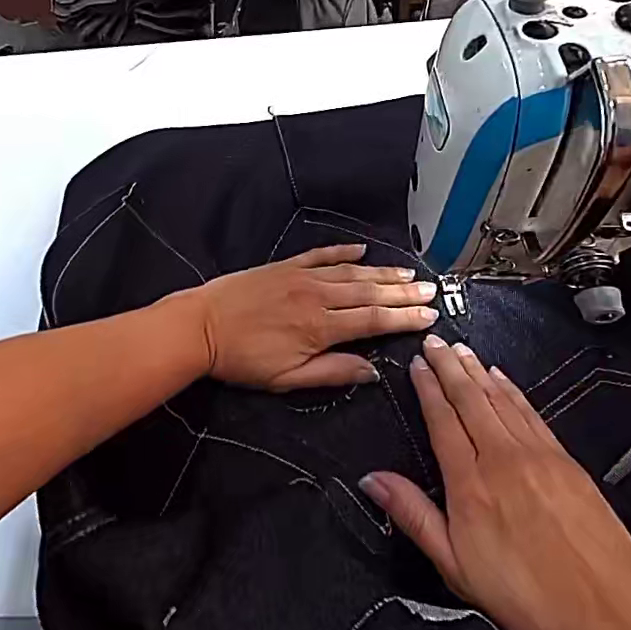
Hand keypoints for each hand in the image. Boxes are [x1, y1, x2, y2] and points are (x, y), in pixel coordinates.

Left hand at [181, 244, 436, 390]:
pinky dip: (344, 252)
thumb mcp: (286, 378)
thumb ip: (331, 373)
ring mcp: (303, 277)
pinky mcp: (287, 265)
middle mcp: (318, 296)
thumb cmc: (242, 360)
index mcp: (320, 327)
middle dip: (403, 293)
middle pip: (370, 294)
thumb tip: (371, 370)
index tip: (428, 315)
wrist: (200, 326)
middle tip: (430, 291)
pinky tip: (362, 251)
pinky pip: (323, 255)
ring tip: (408, 275)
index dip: (403, 319)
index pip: (373, 321)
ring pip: (353, 273)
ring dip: (383, 274)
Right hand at [359, 336, 630, 629]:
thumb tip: (374, 480)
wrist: (603, 612)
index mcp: (470, 483)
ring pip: (499, 397)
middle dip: (449, 365)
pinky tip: (502, 376)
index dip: (428, 387)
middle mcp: (502, 457)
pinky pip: (530, 409)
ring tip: (461, 349)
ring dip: (477, 369)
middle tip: (436, 340)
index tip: (418, 363)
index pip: (442, 419)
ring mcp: (536, 453)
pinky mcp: (563, 457)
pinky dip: (511, 388)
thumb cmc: (526, 599)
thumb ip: (413, 515)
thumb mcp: (455, 568)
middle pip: (470, 397)